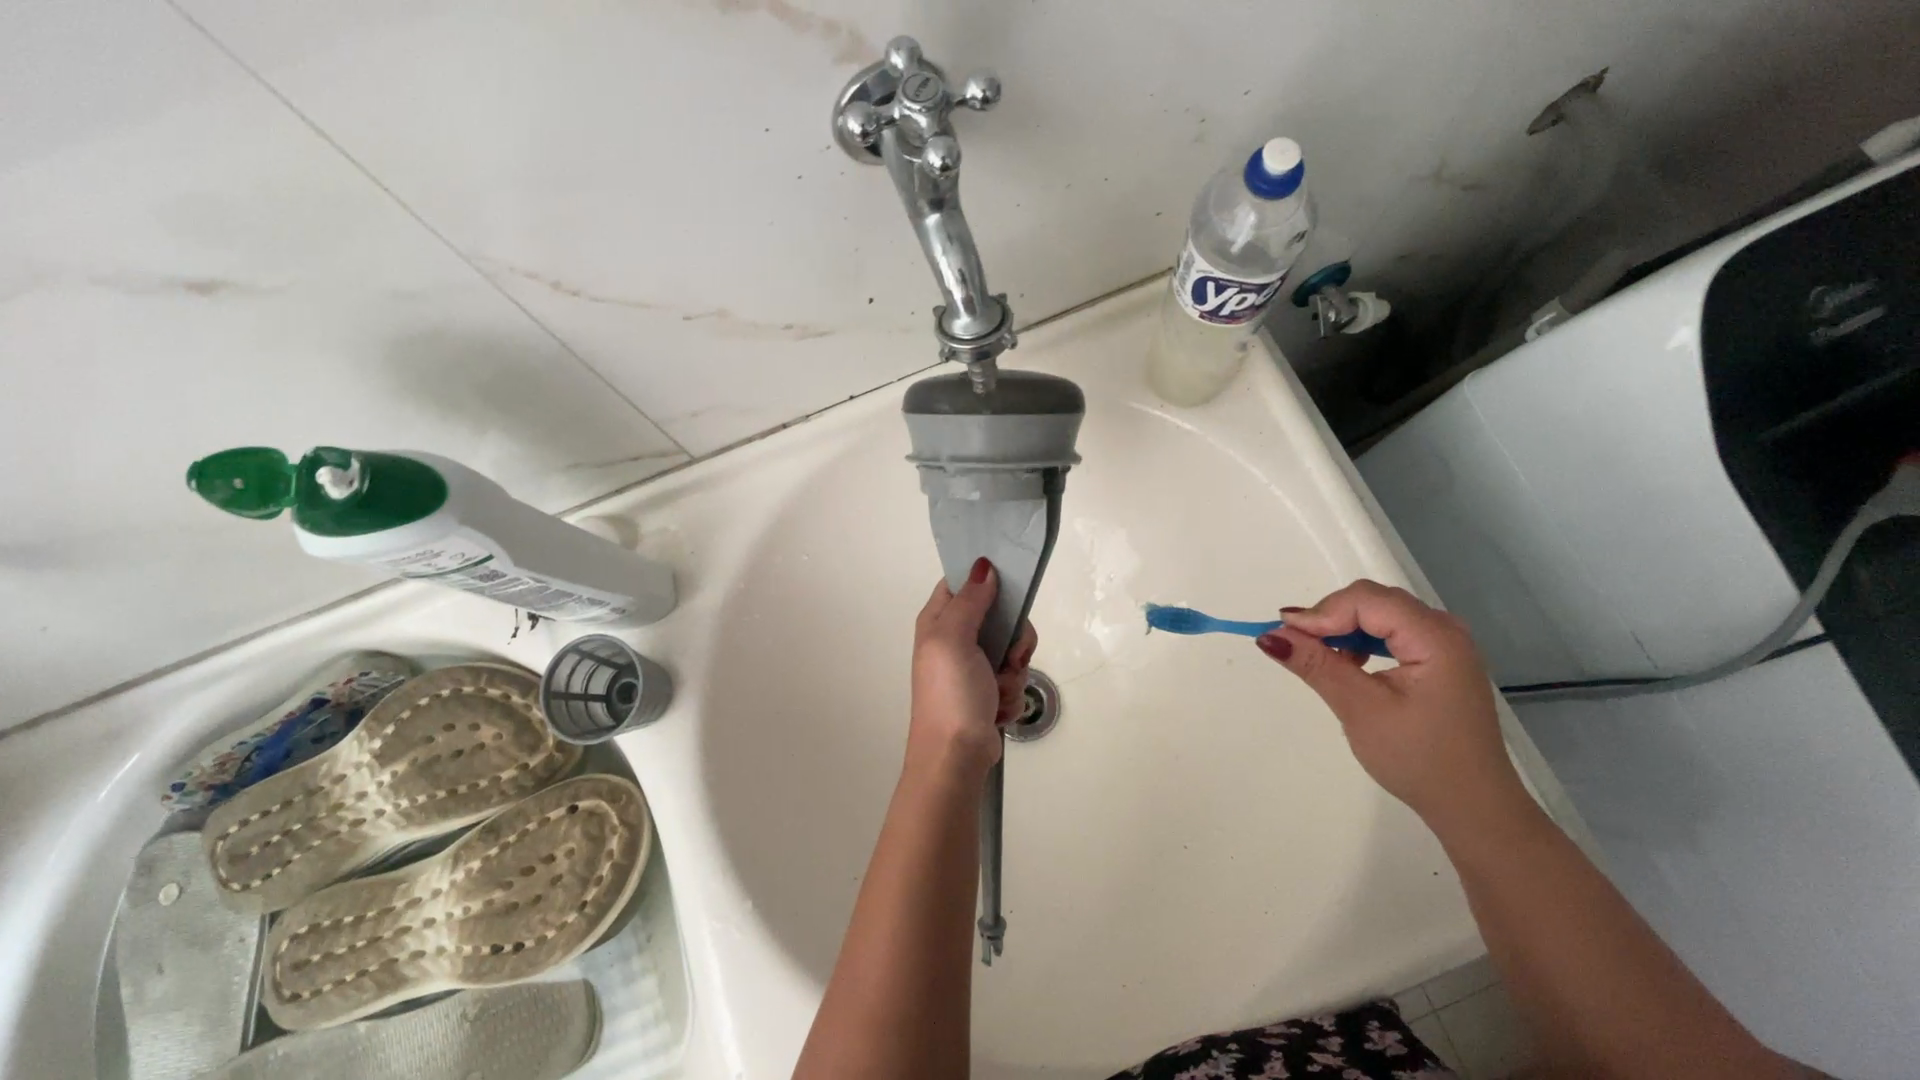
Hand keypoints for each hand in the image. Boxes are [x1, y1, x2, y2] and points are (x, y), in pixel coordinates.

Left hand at [908, 558, 1038, 781]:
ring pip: (1013, 651)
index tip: (1010, 590)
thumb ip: (970, 600)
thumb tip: (983, 565)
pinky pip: (1014, 679)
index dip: (987, 583)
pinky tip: (997, 710)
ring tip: (997, 691)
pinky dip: (1010, 695)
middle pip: (1001, 617)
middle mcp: (955, 641)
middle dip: (1013, 640)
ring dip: (1013, 674)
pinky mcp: (989, 693)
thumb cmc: (949, 693)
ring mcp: (974, 668)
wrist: (954, 756)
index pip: (964, 584)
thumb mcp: (954, 638)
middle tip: (1009, 656)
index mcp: (938, 622)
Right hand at [1255, 579, 1526, 829]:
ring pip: (1381, 616)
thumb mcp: (1361, 710)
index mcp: (1435, 637)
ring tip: (1320, 659)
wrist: (1471, 804)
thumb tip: (1270, 635)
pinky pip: (1393, 634)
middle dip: (1331, 617)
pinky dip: (1363, 642)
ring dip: (1345, 629)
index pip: (1366, 600)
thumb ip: (1317, 665)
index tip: (1284, 636)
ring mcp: (1445, 646)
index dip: (1321, 612)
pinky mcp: (1439, 662)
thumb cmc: (1418, 758)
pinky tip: (1350, 667)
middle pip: (1374, 601)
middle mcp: (1445, 630)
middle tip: (1296, 646)